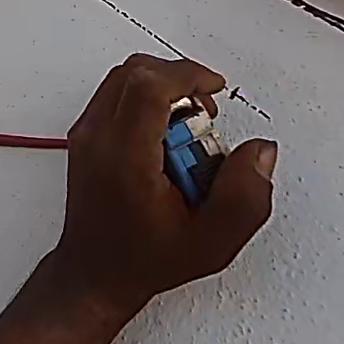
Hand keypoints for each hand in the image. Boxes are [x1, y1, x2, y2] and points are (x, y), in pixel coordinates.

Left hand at [50, 54, 276, 316]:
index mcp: (125, 157)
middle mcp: (97, 137)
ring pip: (122, 78)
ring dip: (161, 86)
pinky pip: (114, 94)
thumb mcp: (211, 241)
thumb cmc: (141, 258)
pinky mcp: (83, 134)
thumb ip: (245, 195)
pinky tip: (165, 133)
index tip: (214, 87)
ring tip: (187, 127)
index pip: (148, 87)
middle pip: (134, 73)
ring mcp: (85, 133)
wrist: (94, 270)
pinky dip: (143, 97)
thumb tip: (260, 151)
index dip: (187, 75)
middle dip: (179, 79)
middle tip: (205, 112)